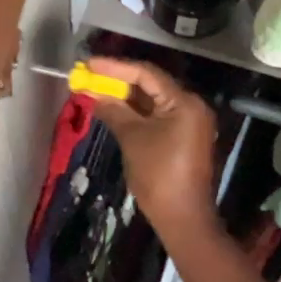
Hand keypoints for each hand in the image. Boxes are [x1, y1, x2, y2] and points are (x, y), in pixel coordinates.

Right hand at [84, 57, 221, 238]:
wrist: (182, 218)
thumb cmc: (158, 175)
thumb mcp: (132, 138)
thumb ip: (113, 111)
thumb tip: (93, 94)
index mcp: (184, 102)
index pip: (147, 74)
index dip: (115, 67)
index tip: (89, 63)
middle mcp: (191, 106)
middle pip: (151, 85)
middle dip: (118, 81)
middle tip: (89, 75)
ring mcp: (188, 122)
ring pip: (152, 101)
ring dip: (125, 97)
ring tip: (95, 90)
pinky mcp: (182, 137)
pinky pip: (156, 116)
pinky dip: (135, 112)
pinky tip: (113, 109)